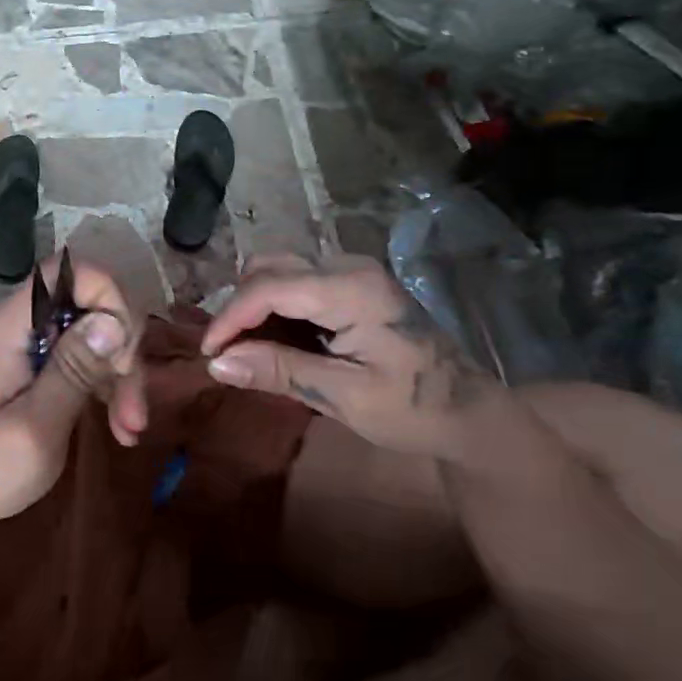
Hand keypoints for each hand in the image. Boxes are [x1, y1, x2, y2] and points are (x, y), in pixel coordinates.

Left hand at [0, 256, 148, 545]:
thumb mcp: (35, 429)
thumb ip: (72, 372)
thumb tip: (111, 320)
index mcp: (7, 329)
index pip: (63, 272)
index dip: (105, 295)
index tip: (125, 352)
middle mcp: (18, 328)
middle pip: (85, 306)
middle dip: (121, 350)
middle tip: (135, 410)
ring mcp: (27, 348)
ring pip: (90, 335)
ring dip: (119, 376)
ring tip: (130, 430)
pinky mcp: (36, 370)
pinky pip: (81, 360)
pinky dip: (105, 388)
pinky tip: (120, 429)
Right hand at [200, 254, 501, 460]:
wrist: (473, 414)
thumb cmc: (415, 409)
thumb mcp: (344, 397)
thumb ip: (280, 371)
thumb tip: (216, 363)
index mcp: (352, 290)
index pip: (268, 288)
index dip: (229, 318)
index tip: (208, 353)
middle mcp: (347, 266)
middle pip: (267, 268)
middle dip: (239, 309)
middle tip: (228, 353)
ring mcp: (350, 271)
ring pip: (276, 271)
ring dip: (253, 306)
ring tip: (249, 349)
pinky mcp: (349, 282)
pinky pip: (294, 282)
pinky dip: (273, 308)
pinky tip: (275, 341)